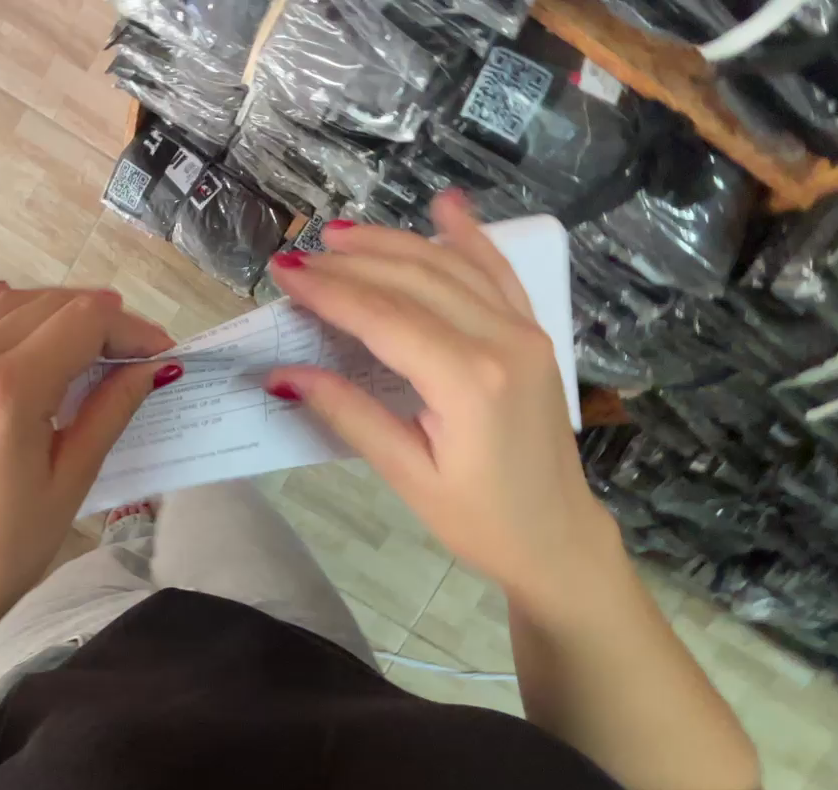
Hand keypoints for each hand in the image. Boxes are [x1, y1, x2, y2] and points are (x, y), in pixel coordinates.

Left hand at [0, 281, 179, 639]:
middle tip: (137, 353)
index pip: (84, 323)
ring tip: (90, 338)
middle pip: (49, 307)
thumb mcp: (73, 478)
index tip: (163, 352)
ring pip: (5, 307)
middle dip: (102, 321)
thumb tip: (152, 366)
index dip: (131, 330)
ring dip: (54, 310)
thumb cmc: (13, 543)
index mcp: (10, 390)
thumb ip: (110, 409)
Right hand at [264, 194, 625, 624]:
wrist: (555, 536)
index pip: (384, 317)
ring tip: (341, 234)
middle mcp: (501, 340)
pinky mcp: (532, 336)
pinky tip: (445, 206)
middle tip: (297, 256)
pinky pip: (498, 273)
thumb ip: (349, 415)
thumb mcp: (407, 475)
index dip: (328, 291)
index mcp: (467, 381)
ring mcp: (524, 332)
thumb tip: (284, 376)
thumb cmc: (478, 520)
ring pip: (451, 267)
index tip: (283, 272)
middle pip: (414, 281)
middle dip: (351, 263)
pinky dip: (468, 238)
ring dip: (394, 244)